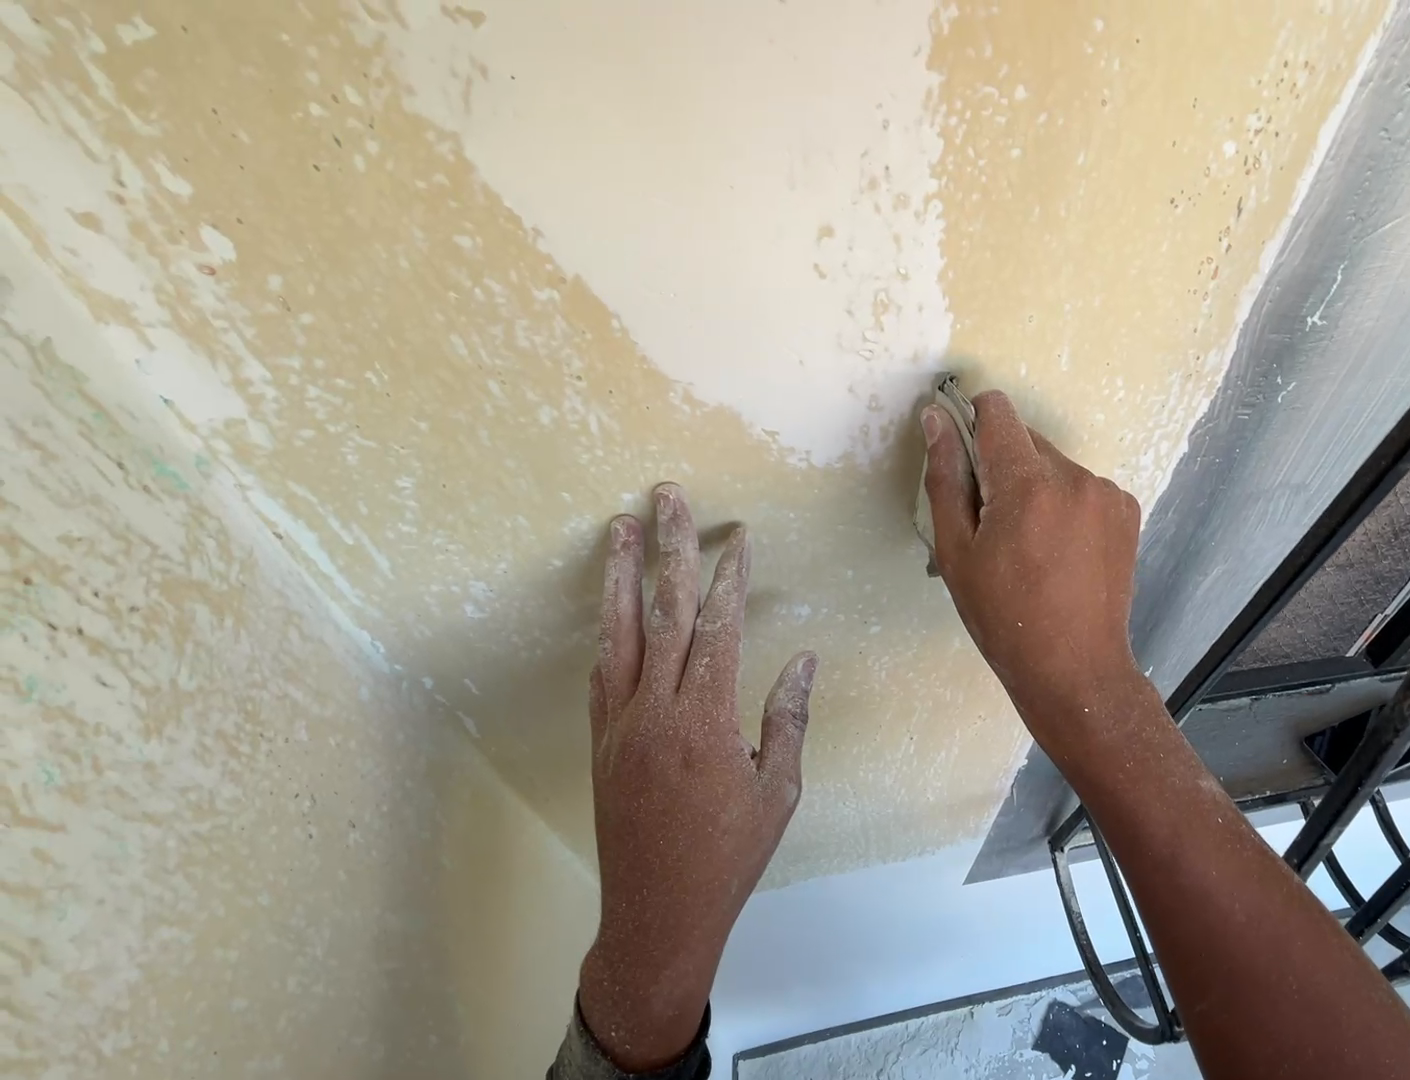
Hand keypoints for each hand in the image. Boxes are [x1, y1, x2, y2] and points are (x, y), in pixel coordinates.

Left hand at [578, 484, 816, 1070]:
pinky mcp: (602, 741)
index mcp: (706, 719)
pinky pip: (603, 673)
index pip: (717, 627)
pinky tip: (610, 607)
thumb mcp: (779, 790)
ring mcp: (621, 723)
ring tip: (619, 525)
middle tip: (666, 496)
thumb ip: (787, 719)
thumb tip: (802, 660)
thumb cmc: (730, 854)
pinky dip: (609, 631)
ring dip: (619, 574)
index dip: (728, 576)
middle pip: (664, 611)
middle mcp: (657, 709)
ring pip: (618, 632)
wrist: (658, 914)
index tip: (736, 535)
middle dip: (669, 548)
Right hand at [920, 391, 1146, 751]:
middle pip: (1025, 440)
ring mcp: (1107, 493)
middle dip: (1002, 467)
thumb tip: (936, 419)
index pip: (997, 411)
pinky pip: (1082, 487)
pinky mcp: (1127, 510)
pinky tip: (1061, 549)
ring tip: (1031, 544)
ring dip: (1035, 486)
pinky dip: (1064, 504)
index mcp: (1028, 484)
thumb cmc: (1003, 618)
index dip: (972, 422)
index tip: (964, 457)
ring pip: (1054, 465)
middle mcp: (1075, 476)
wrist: (1075, 668)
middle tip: (994, 524)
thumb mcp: (956, 553)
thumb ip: (945, 478)